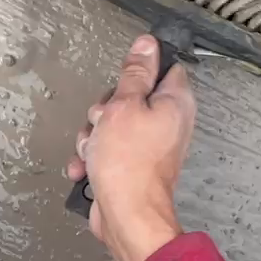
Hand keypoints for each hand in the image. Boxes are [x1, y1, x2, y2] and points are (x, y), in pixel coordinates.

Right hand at [67, 35, 195, 260]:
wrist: (125, 215)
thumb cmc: (128, 164)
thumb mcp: (123, 106)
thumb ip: (134, 74)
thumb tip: (146, 45)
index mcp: (175, 102)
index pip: (161, 67)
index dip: (136, 71)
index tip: (120, 83)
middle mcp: (167, 122)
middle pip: (127, 97)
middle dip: (103, 110)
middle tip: (104, 122)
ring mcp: (148, 146)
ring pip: (110, 124)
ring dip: (92, 136)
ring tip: (94, 150)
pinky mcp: (130, 165)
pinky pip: (105, 150)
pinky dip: (91, 158)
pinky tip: (86, 167)